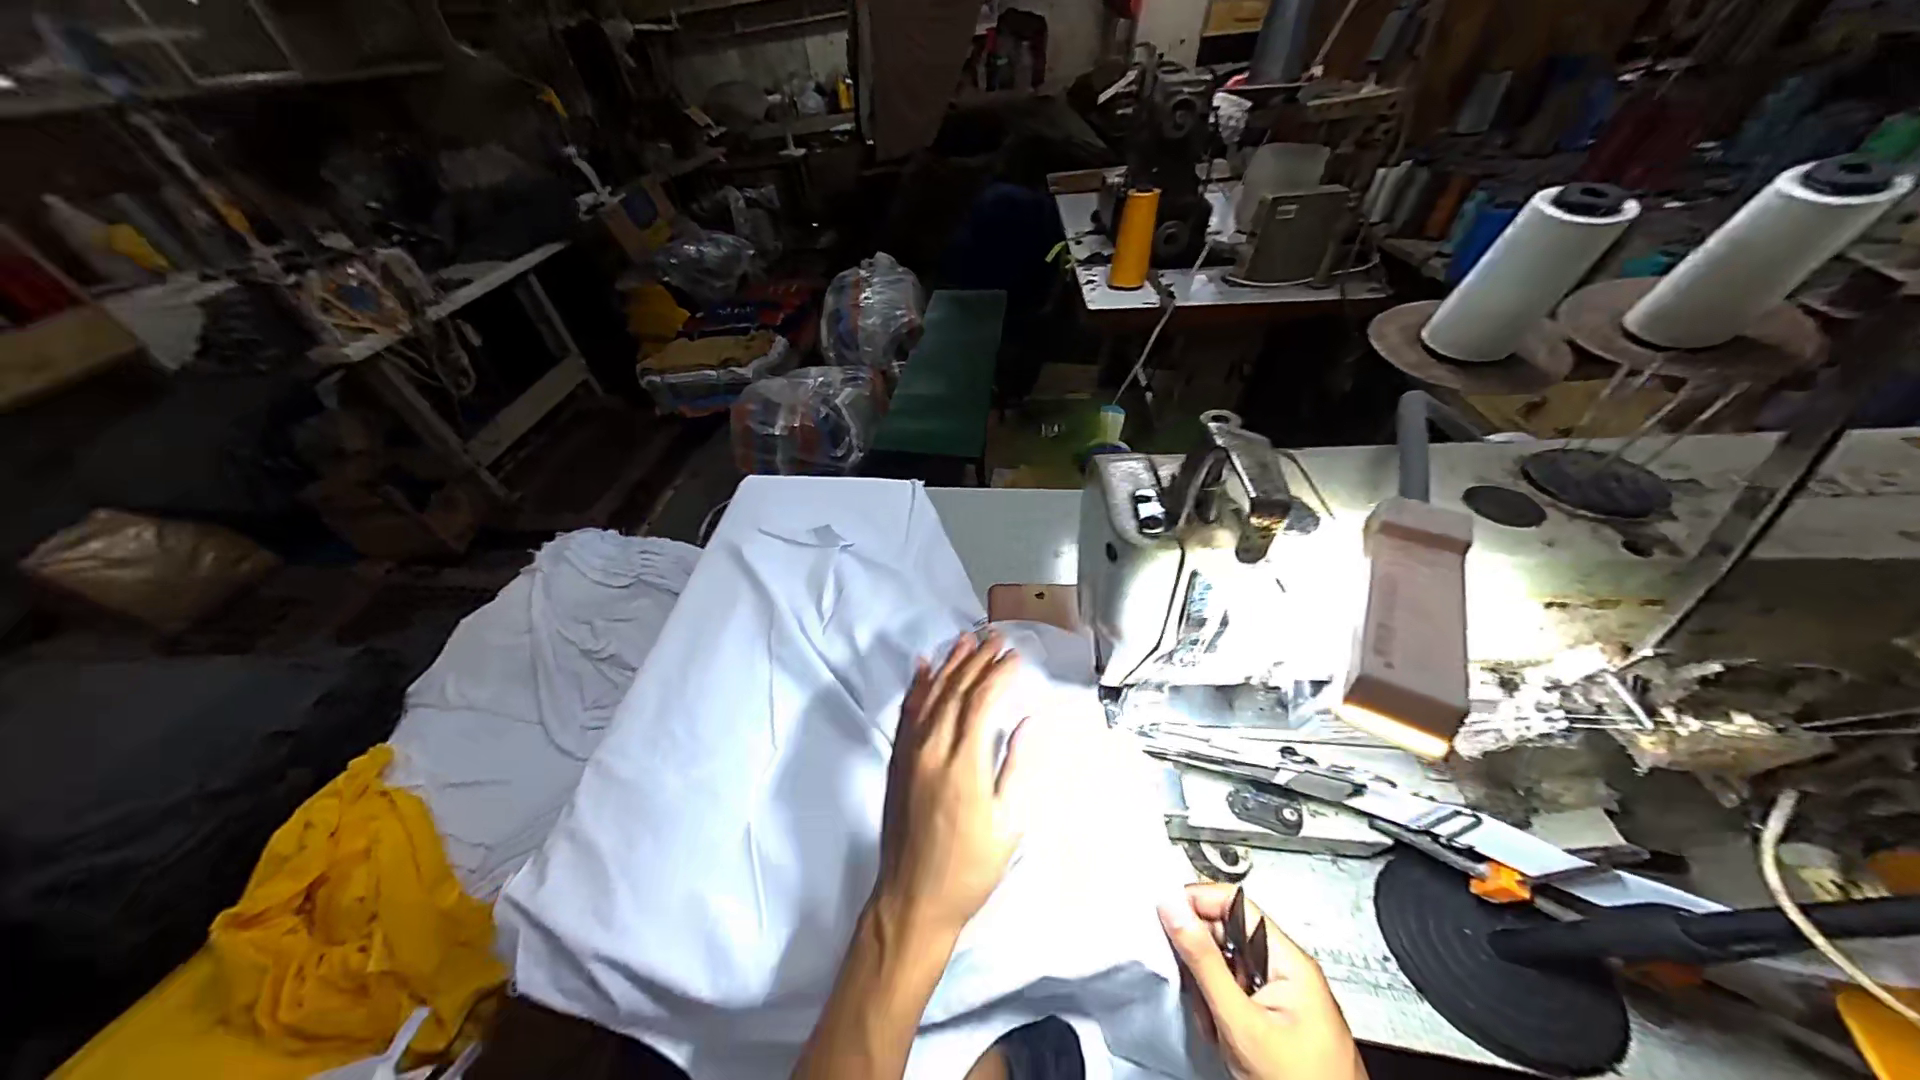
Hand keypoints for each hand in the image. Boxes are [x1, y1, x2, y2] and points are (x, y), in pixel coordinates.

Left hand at [874, 632, 1031, 939]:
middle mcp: (932, 750)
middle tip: (995, 637)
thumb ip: (1014, 767)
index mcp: (963, 764)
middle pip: (955, 690)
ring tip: (965, 639)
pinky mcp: (897, 762)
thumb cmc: (969, 869)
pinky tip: (924, 667)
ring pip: (930, 695)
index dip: (999, 674)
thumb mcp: (1006, 823)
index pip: (981, 701)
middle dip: (977, 660)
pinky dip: (916, 687)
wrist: (912, 898)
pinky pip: (906, 714)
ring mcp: (909, 754)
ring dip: (949, 664)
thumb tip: (1025, 722)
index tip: (1016, 656)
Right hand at [1158, 883, 1367, 1079]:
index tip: (1166, 915)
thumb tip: (1174, 909)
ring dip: (1209, 985)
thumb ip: (1203, 962)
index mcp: (1289, 960)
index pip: (1234, 902)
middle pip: (1229, 932)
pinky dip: (1219, 1005)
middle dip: (1201, 954)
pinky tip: (1220, 1031)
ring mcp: (1282, 994)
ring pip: (1229, 963)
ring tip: (1210, 1019)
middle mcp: (1288, 970)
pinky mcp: (1275, 1016)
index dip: (1197, 902)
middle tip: (1188, 981)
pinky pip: (1236, 991)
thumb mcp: (1240, 1022)